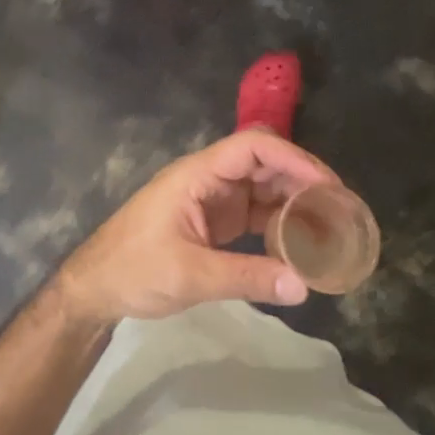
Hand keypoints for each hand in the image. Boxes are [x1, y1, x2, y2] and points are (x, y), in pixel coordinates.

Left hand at [53, 131, 338, 324]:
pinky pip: (253, 213)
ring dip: (293, 201)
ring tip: (329, 225)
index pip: (252, 147)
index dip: (293, 158)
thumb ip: (246, 278)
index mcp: (197, 175)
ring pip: (261, 187)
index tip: (327, 185)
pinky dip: (278, 223)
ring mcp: (210, 200)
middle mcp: (207, 179)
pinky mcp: (212, 222)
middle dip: (301, 179)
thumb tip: (302, 285)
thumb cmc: (133, 270)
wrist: (95, 287)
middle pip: (263, 163)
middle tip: (340, 207)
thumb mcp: (190, 275)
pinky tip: (300, 242)